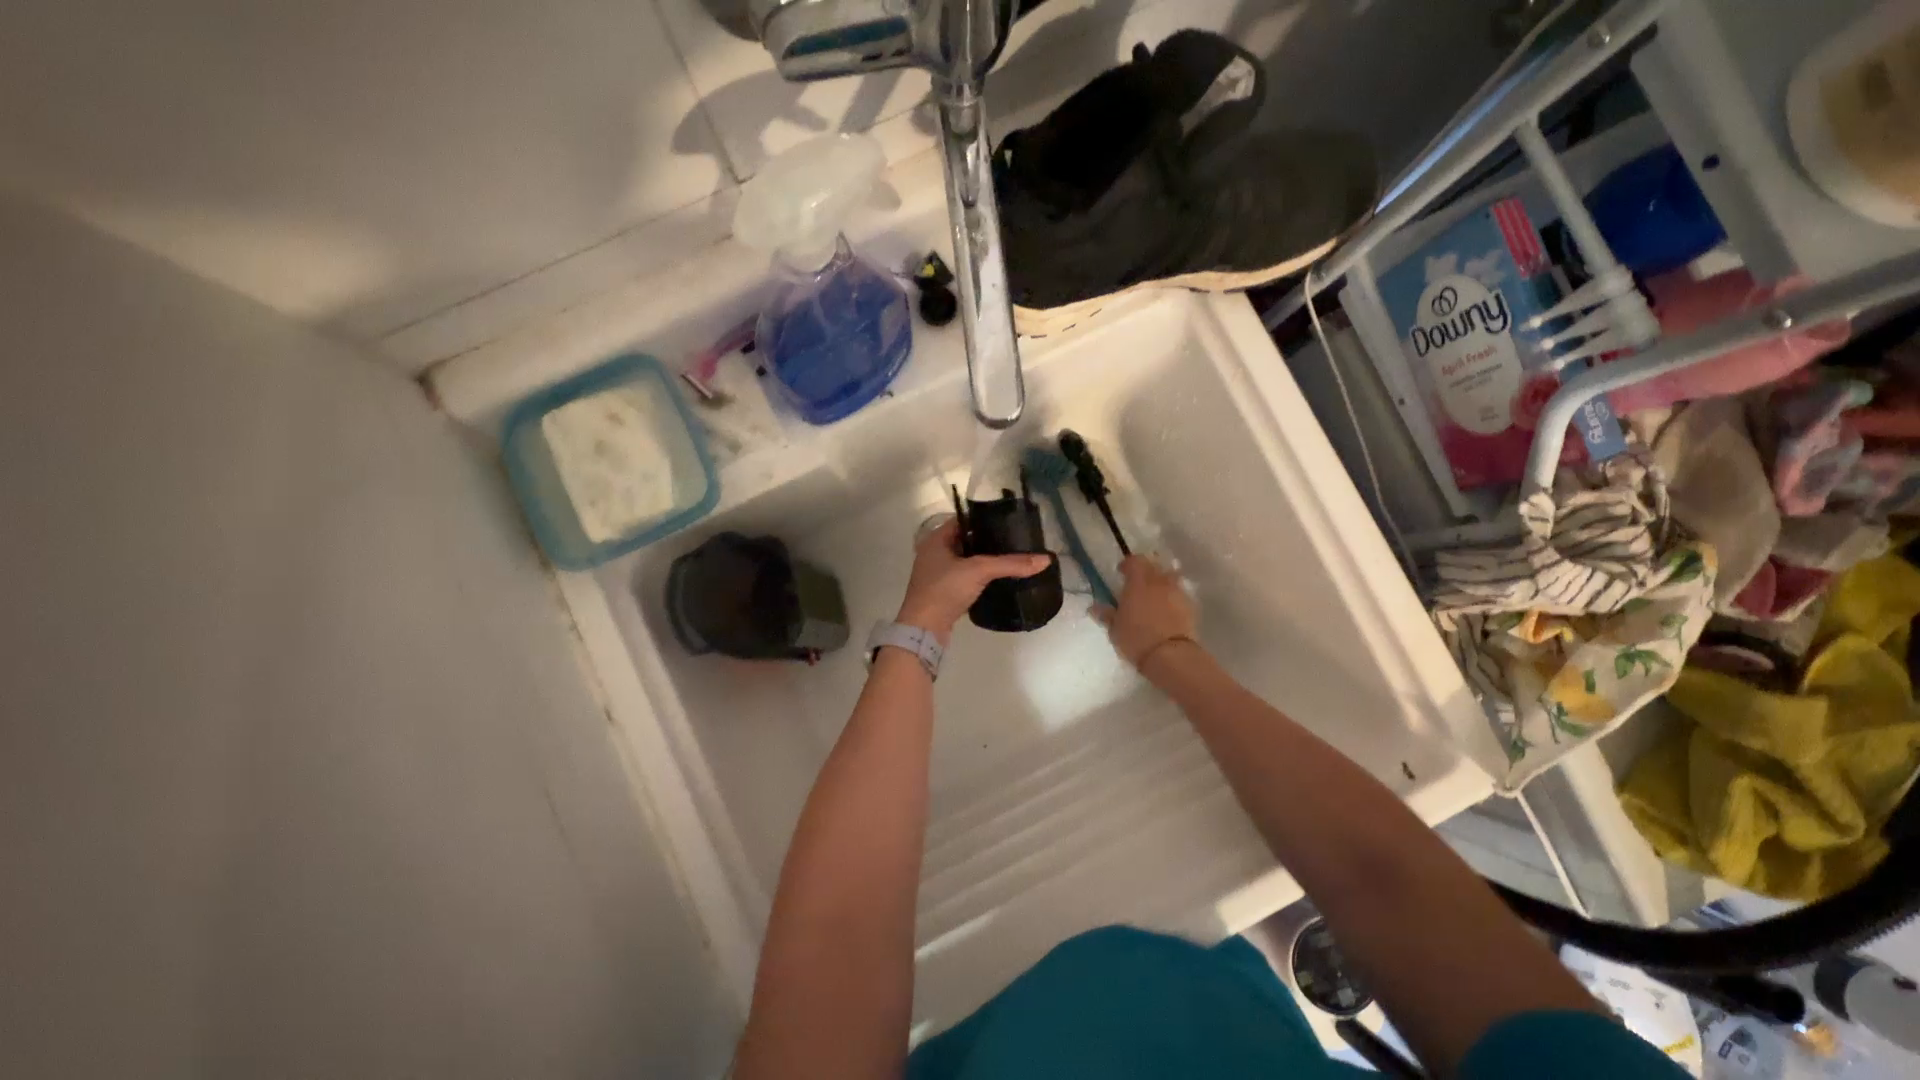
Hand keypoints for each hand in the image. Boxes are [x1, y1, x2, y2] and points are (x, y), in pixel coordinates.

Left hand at [896, 518, 1049, 643]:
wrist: (924, 629)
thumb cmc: (945, 590)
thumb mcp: (979, 571)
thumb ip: (1011, 564)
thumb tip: (1045, 560)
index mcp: (936, 539)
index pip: (963, 520)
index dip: (984, 519)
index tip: (1008, 521)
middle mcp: (934, 553)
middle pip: (966, 540)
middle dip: (989, 541)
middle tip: (1015, 540)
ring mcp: (937, 574)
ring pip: (966, 561)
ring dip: (985, 560)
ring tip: (1011, 558)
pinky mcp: (943, 593)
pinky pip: (965, 578)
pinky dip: (979, 577)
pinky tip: (998, 579)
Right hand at [1092, 555, 1197, 669]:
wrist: (1170, 655)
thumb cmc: (1136, 639)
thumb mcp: (1115, 629)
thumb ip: (1106, 614)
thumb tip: (1094, 607)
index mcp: (1138, 582)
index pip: (1134, 561)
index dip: (1127, 564)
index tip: (1121, 572)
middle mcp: (1159, 582)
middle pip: (1154, 565)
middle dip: (1145, 570)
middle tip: (1137, 583)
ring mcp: (1177, 592)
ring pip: (1170, 577)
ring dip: (1162, 581)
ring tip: (1155, 594)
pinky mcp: (1190, 605)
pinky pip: (1180, 593)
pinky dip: (1173, 596)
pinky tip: (1168, 608)